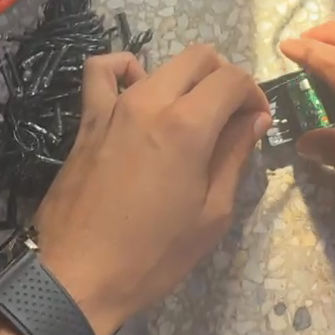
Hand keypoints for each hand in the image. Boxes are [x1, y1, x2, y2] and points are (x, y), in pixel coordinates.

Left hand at [34, 46, 271, 334]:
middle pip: (199, 57)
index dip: (254, 93)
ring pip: (160, 63)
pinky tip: (136, 89)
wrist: (77, 276)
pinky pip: (102, 71)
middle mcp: (151, 101)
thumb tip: (255, 119)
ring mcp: (114, 105)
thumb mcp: (212, 213)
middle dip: (224, 78)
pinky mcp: (88, 118)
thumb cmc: (153, 254)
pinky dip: (125, 68)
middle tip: (230, 116)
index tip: (257, 121)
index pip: (232, 78)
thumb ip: (235, 155)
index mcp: (187, 125)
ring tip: (190, 112)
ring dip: (185, 78)